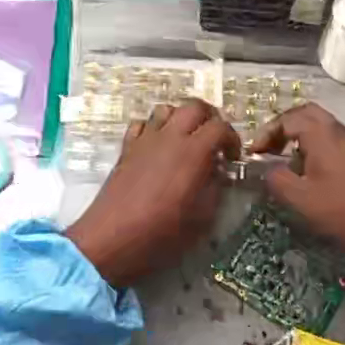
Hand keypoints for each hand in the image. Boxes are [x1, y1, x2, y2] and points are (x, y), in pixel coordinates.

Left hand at [67, 99, 241, 288]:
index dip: (232, 139)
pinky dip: (153, 128)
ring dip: (181, 117)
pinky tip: (158, 146)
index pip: (221, 127)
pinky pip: (141, 124)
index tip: (232, 158)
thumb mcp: (202, 218)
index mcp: (193, 152)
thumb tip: (218, 173)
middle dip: (210, 118)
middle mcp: (169, 137)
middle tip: (214, 139)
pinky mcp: (125, 149)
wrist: (112, 238)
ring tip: (187, 139)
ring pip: (165, 109)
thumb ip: (215, 189)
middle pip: (194, 106)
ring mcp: (144, 140)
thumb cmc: (162, 233)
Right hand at [249, 104, 344, 299]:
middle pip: (309, 114)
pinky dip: (319, 149)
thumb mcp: (297, 198)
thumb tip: (269, 169)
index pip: (289, 119)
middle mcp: (342, 133)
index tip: (255, 153)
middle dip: (285, 126)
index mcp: (323, 136)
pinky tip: (315, 173)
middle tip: (270, 147)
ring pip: (325, 128)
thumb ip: (275, 178)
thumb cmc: (338, 211)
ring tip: (289, 162)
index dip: (267, 132)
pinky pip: (337, 143)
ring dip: (303, 137)